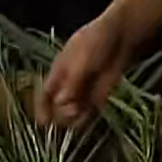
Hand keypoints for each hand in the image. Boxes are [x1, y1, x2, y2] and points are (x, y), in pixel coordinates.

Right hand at [36, 12, 135, 126]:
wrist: (120, 39)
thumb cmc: (96, 42)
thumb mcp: (81, 59)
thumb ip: (71, 81)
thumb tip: (59, 102)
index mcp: (57, 73)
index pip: (44, 95)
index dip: (41, 109)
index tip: (44, 122)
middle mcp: (65, 87)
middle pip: (55, 109)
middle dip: (60, 113)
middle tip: (72, 108)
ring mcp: (79, 95)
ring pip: (67, 116)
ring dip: (71, 118)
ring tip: (79, 109)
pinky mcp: (92, 102)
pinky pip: (82, 117)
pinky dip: (82, 119)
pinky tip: (87, 113)